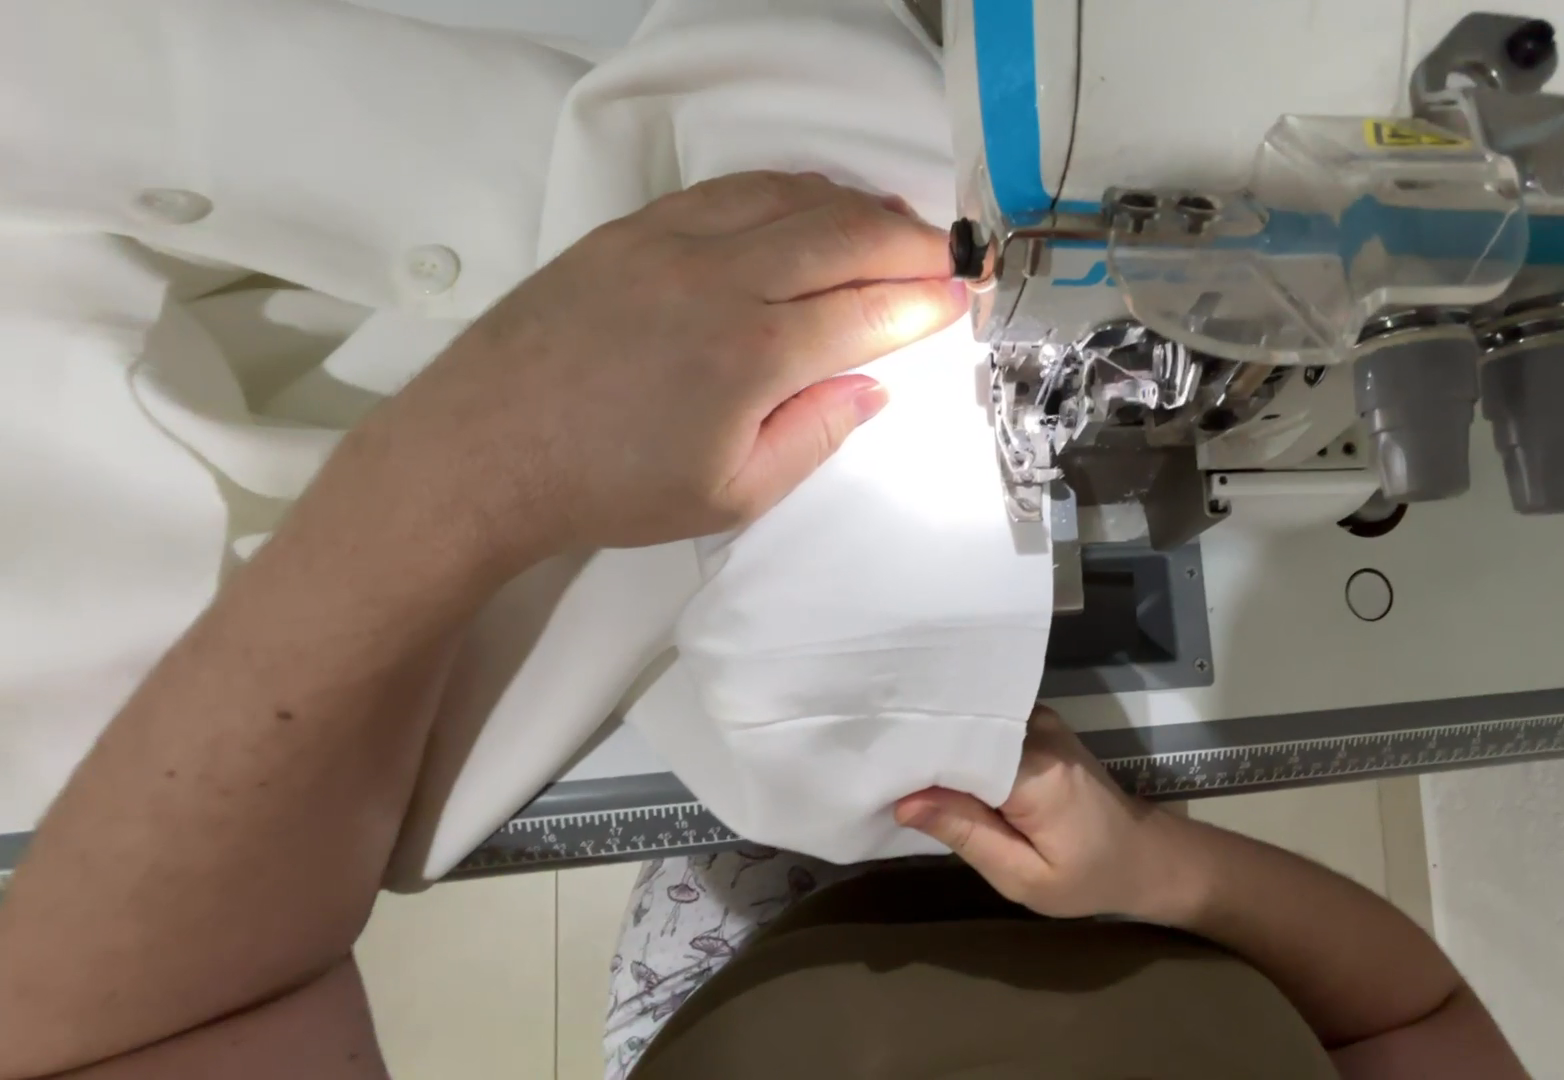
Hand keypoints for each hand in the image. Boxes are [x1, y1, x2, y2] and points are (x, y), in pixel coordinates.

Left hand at [365, 171, 965, 561]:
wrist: (487, 450)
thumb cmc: (616, 488)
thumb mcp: (736, 494)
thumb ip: (817, 433)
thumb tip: (874, 383)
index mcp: (753, 354)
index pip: (868, 310)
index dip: (926, 301)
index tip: (964, 298)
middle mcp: (721, 276)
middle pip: (844, 233)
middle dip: (913, 241)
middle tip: (951, 255)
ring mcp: (672, 239)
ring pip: (793, 196)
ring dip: (859, 206)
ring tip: (896, 227)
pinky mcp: (634, 226)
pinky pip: (736, 188)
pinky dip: (793, 192)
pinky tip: (814, 209)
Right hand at [895, 707, 1193, 920]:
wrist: (1142, 853)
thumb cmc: (1087, 876)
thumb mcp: (1024, 876)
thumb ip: (967, 834)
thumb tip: (904, 802)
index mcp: (1037, 770)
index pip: (961, 749)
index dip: (916, 758)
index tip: (873, 765)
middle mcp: (1038, 729)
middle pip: (966, 726)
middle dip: (921, 742)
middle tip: (870, 753)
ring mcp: (1040, 718)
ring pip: (974, 719)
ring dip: (939, 737)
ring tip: (892, 749)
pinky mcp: (1037, 721)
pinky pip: (988, 722)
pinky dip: (961, 736)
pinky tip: (932, 750)